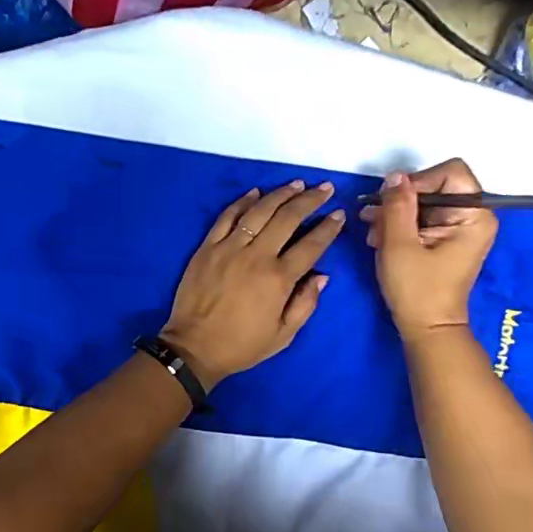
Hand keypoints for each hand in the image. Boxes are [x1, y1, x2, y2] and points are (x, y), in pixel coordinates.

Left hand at [160, 181, 345, 385]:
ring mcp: (228, 248)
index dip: (328, 227)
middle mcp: (256, 256)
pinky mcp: (207, 247)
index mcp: (278, 279)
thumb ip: (306, 303)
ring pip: (258, 212)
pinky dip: (242, 202)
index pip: (311, 245)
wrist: (194, 346)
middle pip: (287, 218)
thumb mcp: (283, 334)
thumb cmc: (241, 345)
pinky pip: (226, 217)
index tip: (338, 214)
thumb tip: (322, 275)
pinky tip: (255, 193)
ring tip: (296, 185)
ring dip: (280, 195)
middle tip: (324, 188)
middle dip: (309, 200)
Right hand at [360, 159, 496, 342]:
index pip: (451, 173)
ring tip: (373, 233)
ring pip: (422, 202)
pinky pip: (420, 218)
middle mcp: (472, 217)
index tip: (395, 202)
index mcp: (474, 216)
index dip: (419, 180)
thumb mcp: (399, 243)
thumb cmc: (416, 288)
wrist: (426, 327)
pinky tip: (380, 239)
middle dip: (400, 200)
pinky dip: (399, 225)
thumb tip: (395, 176)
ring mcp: (458, 229)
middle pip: (434, 186)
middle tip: (374, 219)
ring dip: (394, 213)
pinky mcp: (444, 239)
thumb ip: (397, 205)